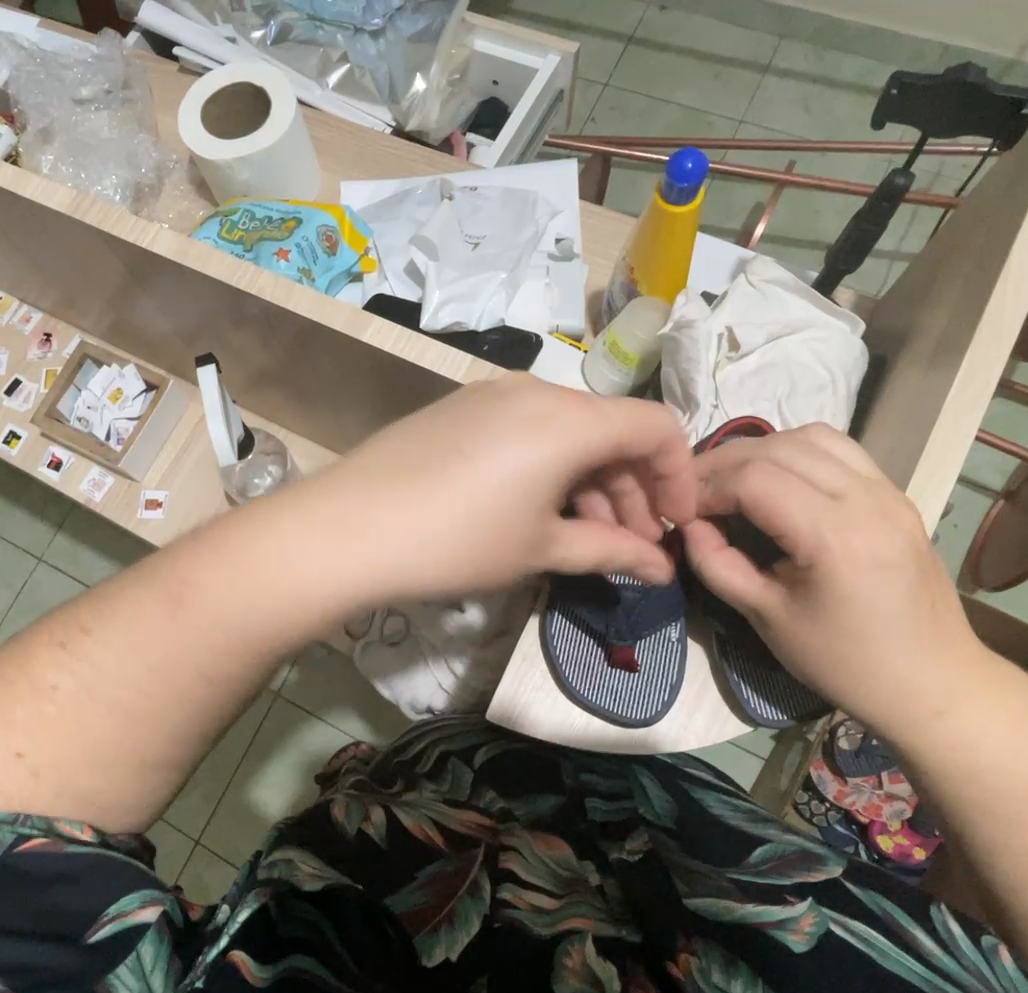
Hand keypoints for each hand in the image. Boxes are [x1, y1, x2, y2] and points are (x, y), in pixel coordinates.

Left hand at [292, 376, 696, 601]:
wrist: (347, 529)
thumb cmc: (456, 542)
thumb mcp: (539, 549)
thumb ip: (610, 551)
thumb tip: (661, 568)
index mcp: (567, 418)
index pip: (656, 427)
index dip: (680, 477)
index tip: (676, 526)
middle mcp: (535, 390)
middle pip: (610, 430)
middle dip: (633, 489)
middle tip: (631, 547)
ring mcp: (491, 394)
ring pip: (566, 432)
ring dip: (590, 482)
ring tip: (586, 539)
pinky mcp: (459, 408)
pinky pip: (526, 430)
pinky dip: (549, 468)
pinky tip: (537, 512)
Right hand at [681, 424, 989, 729]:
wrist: (932, 682)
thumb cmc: (844, 661)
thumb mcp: (766, 617)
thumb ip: (718, 564)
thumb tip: (688, 526)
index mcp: (834, 536)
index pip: (754, 479)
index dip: (706, 486)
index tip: (678, 509)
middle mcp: (867, 499)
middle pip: (779, 448)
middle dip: (724, 462)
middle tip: (689, 490)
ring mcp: (888, 492)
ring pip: (811, 437)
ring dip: (761, 450)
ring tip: (729, 480)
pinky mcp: (896, 496)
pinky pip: (839, 452)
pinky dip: (795, 453)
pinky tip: (774, 482)